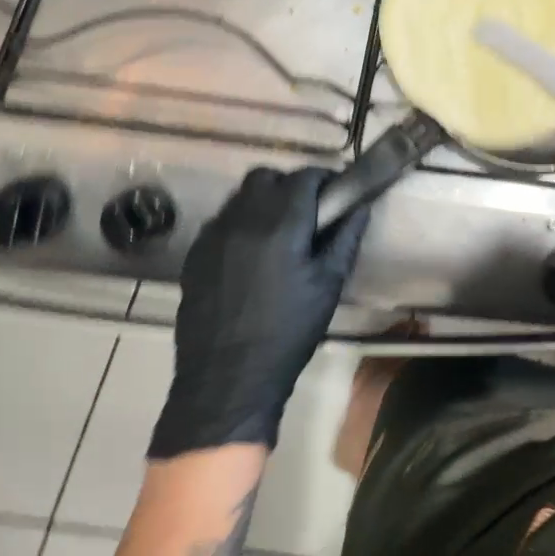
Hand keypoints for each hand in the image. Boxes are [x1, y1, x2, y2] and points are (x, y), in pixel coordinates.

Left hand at [148, 168, 368, 458]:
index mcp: (281, 224)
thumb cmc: (289, 332)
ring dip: (263, 202)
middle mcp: (243, 219)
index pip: (304, 176)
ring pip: (240, 196)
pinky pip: (220, 222)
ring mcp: (213, 236)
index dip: (324, 178)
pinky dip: (240, 224)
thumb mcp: (328, 286)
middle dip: (289, 185)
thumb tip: (360, 206)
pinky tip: (250, 255)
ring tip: (278, 233)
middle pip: (266, 177)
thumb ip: (345, 239)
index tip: (336, 193)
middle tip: (307, 212)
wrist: (227, 379)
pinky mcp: (194, 255)